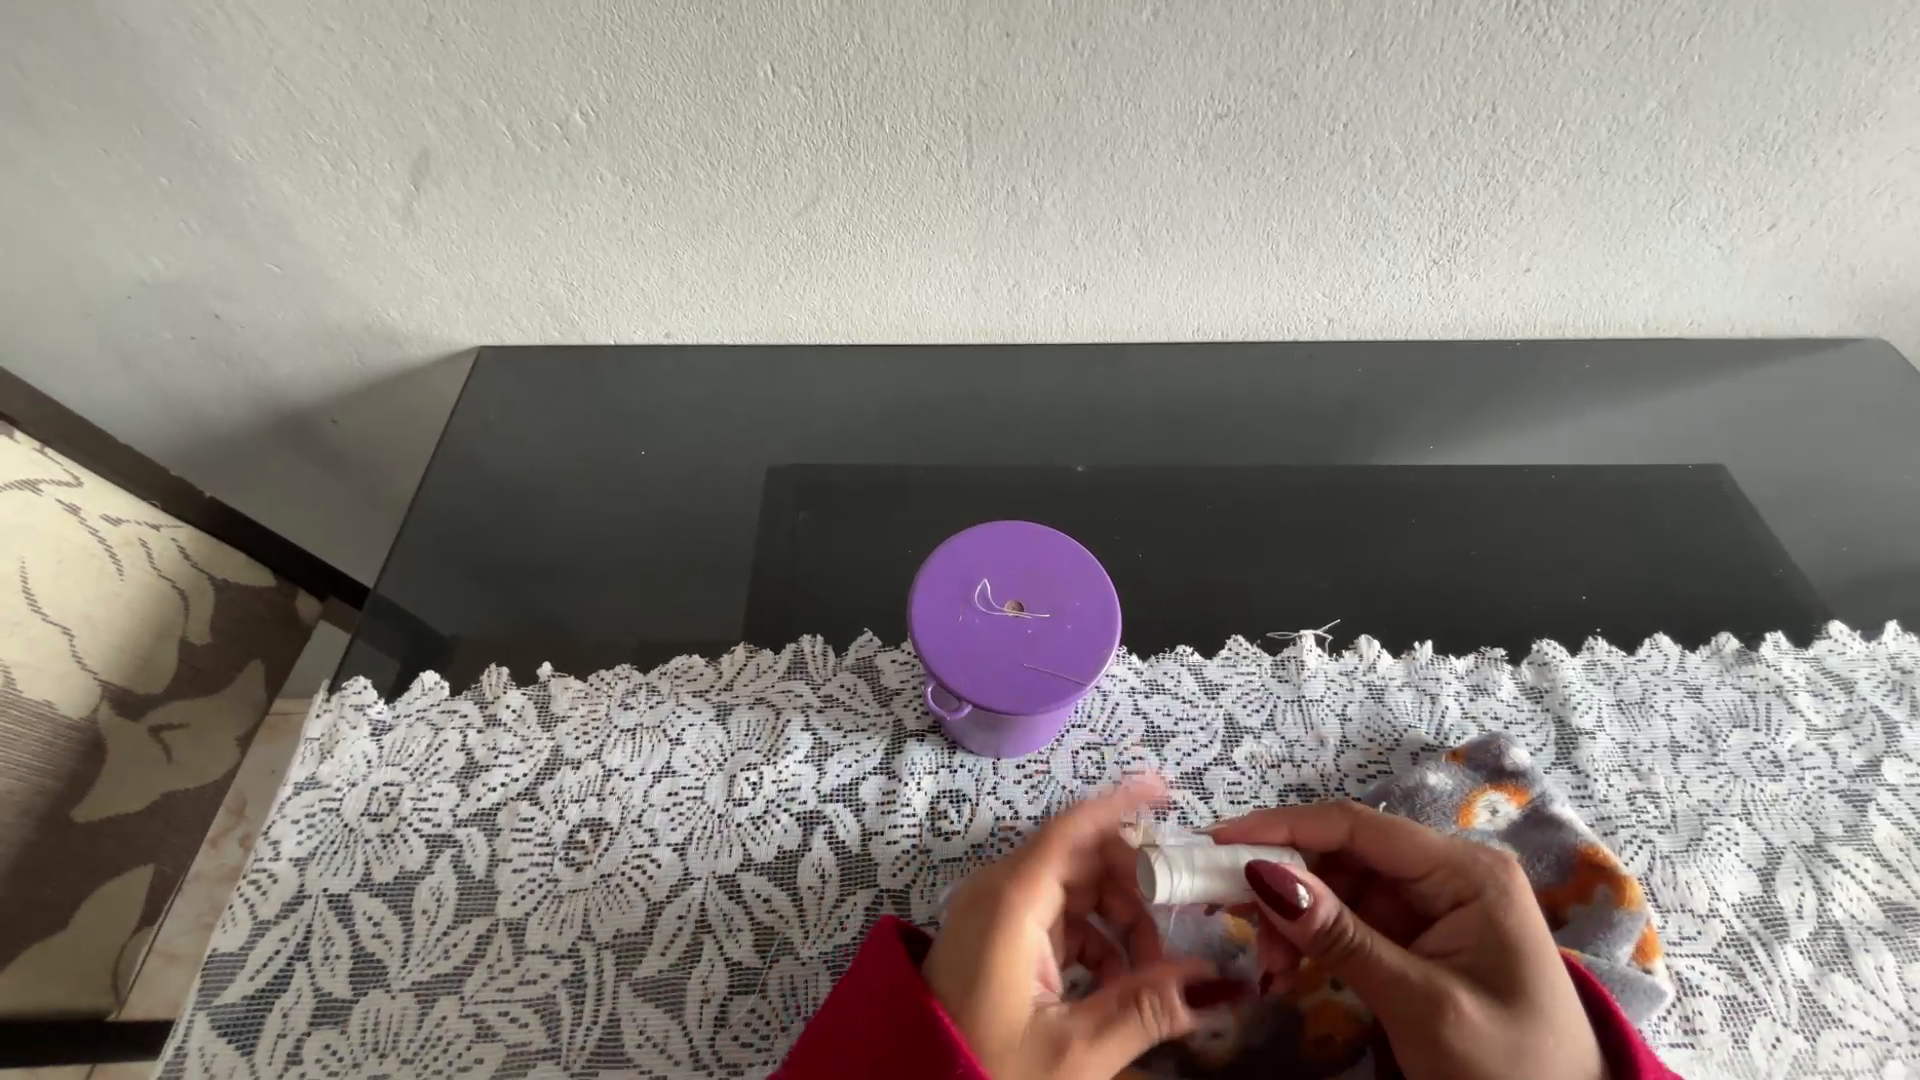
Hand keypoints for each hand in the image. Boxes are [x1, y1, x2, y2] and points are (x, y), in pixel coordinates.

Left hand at [922, 779, 1236, 1079]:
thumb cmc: (988, 1070)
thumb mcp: (1074, 1051)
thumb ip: (1145, 1009)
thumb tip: (1214, 982)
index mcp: (1012, 900)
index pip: (1072, 829)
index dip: (1119, 803)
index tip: (1163, 788)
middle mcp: (1001, 888)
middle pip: (1081, 857)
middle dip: (1135, 886)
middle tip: (1179, 925)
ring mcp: (996, 908)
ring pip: (1074, 886)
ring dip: (1119, 919)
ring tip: (1149, 977)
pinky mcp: (998, 930)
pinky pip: (1058, 914)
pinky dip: (1093, 937)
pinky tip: (1115, 985)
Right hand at [1211, 801, 1606, 1079]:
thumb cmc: (1512, 1072)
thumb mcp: (1425, 1007)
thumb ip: (1341, 938)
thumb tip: (1261, 874)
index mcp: (1464, 871)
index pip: (1356, 825)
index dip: (1283, 826)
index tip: (1219, 841)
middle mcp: (1443, 872)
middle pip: (1338, 850)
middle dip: (1283, 878)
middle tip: (1230, 910)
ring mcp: (1427, 903)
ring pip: (1333, 882)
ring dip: (1290, 911)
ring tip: (1265, 955)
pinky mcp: (1412, 933)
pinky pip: (1344, 915)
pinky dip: (1308, 934)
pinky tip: (1284, 959)